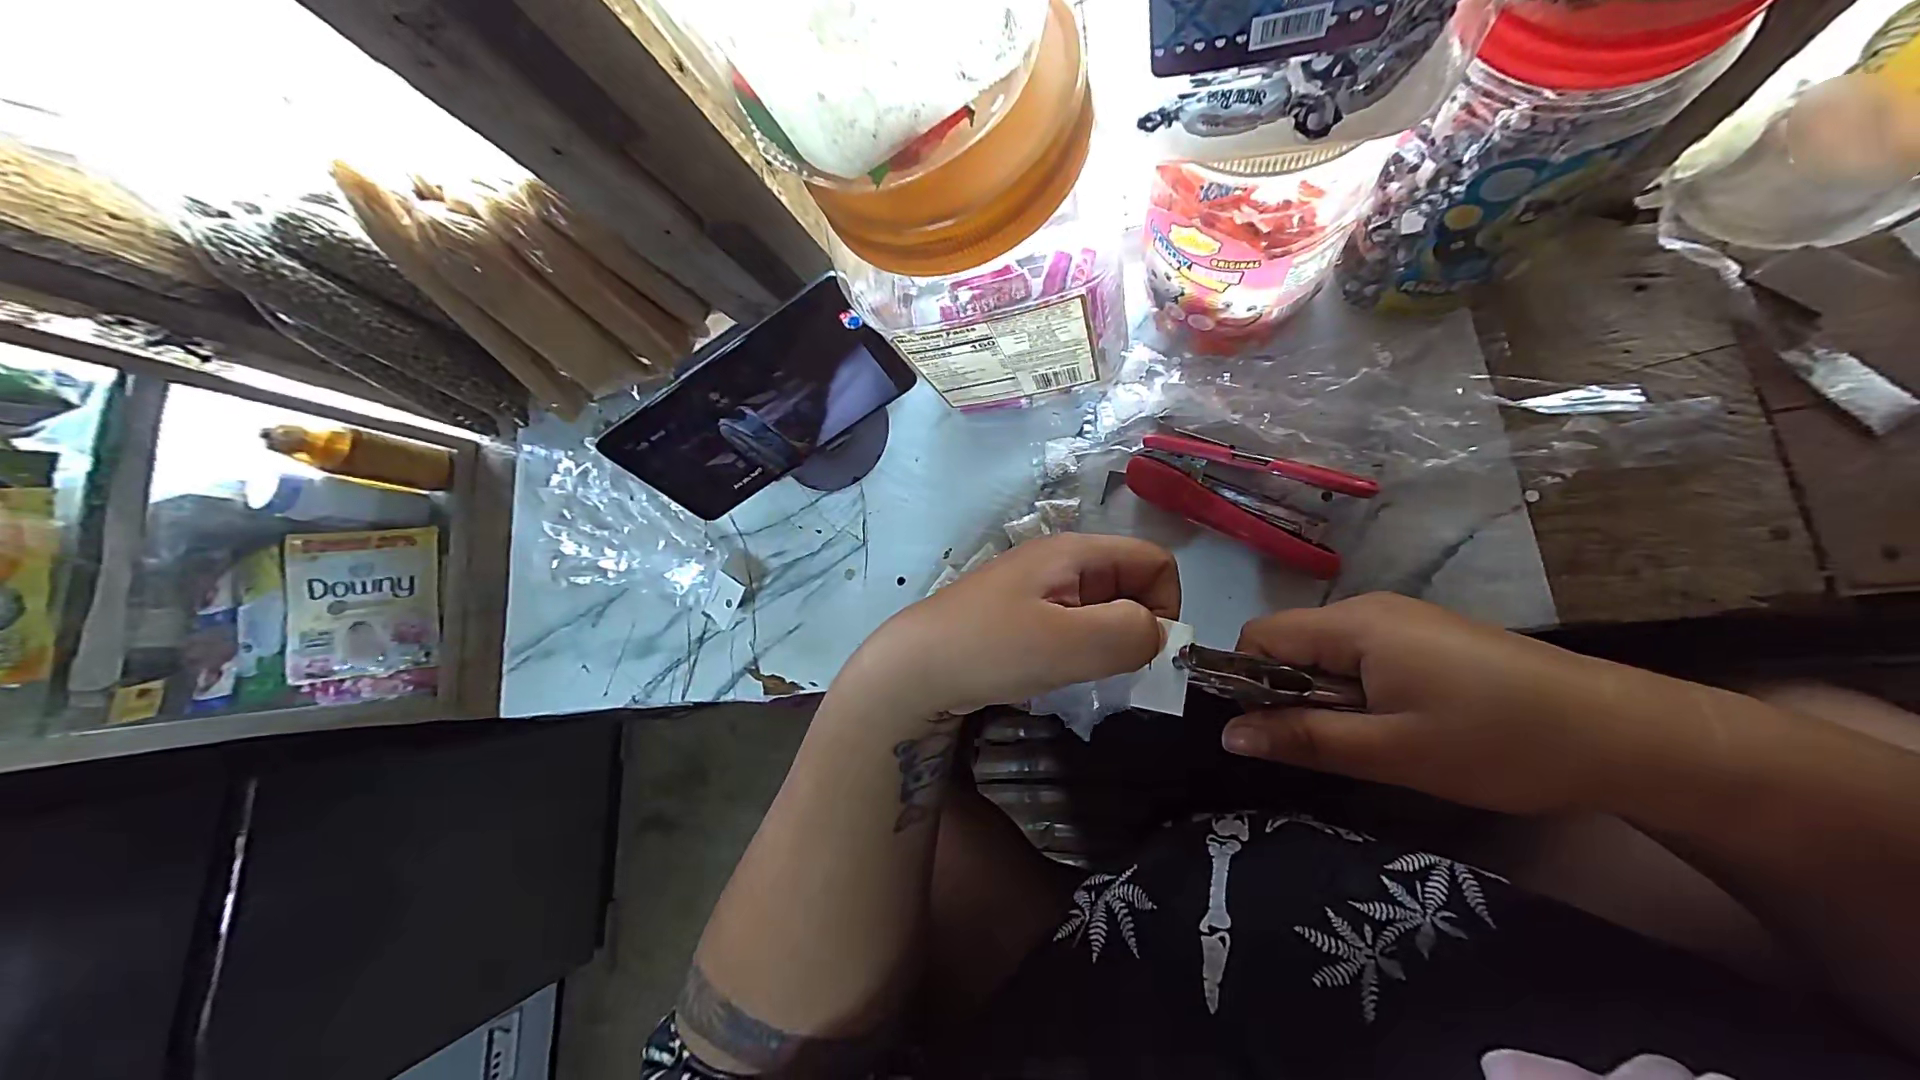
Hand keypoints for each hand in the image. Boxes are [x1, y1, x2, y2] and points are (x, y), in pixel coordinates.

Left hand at [834, 534, 1180, 716]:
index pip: (1155, 561)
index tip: (1148, 651)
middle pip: (1130, 584)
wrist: (911, 670)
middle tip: (1113, 670)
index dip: (1166, 604)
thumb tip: (1158, 635)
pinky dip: (1079, 653)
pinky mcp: (1021, 618)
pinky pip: (1073, 628)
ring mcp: (1037, 590)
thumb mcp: (1069, 642)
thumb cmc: (990, 647)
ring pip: (1103, 610)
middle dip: (1137, 627)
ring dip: (1107, 645)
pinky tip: (1054, 675)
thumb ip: (1130, 633)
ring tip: (1080, 674)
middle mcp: (1060, 562)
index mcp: (1075, 552)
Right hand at [1220, 593, 1709, 814]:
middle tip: (1321, 743)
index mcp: (1354, 624)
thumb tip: (1227, 734)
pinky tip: (1395, 723)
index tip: (1265, 729)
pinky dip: (1354, 688)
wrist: (1628, 735)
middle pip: (1290, 642)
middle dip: (1285, 691)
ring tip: (1364, 739)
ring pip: (1325, 652)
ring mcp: (1402, 620)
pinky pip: (1360, 655)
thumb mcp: (1390, 751)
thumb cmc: (1497, 742)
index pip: (1259, 636)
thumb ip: (1303, 737)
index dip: (1245, 680)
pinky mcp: (1426, 637)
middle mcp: (1369, 608)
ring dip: (1322, 694)